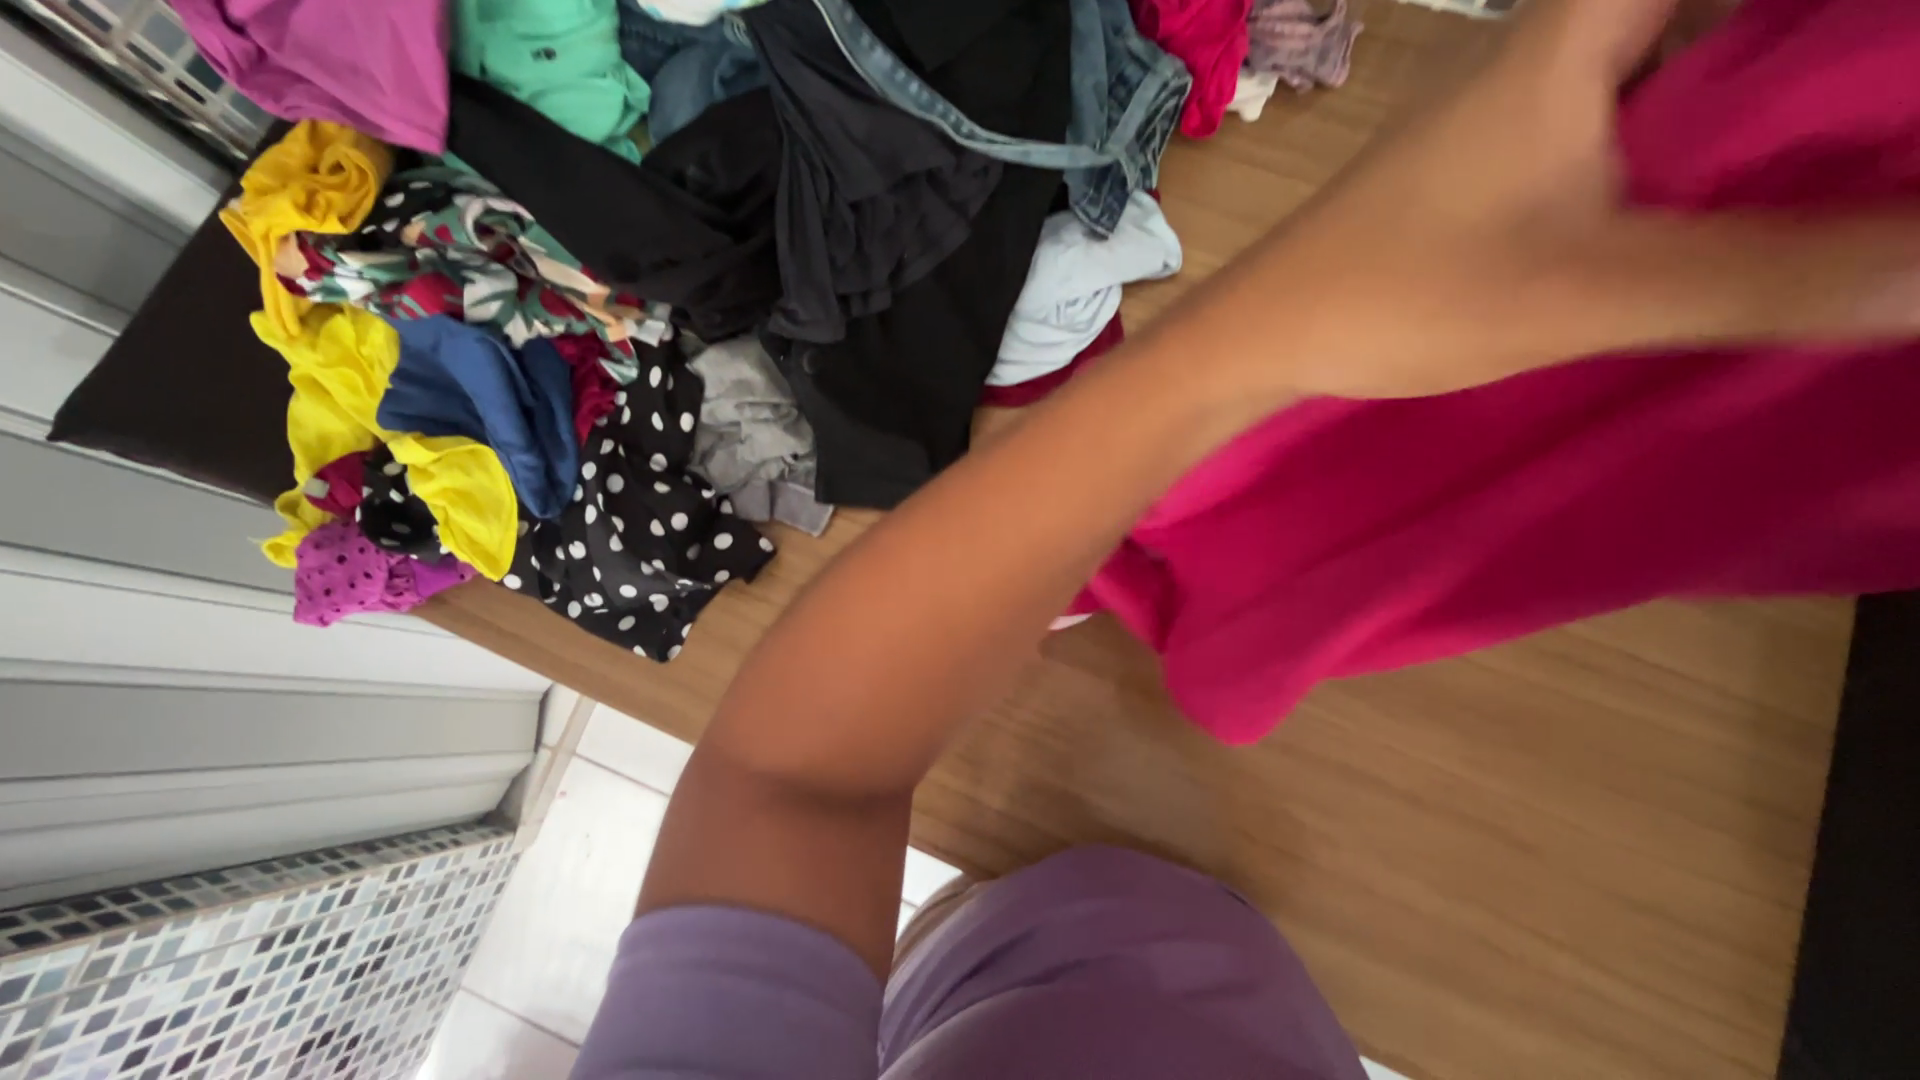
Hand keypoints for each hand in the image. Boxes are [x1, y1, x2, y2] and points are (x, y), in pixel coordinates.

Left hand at [1234, 0, 1919, 400]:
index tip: (1873, 61)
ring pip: (1680, 51)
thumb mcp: (1584, 290)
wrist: (1264, 332)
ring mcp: (1521, 100)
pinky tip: (1741, 176)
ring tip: (1856, 132)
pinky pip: (1633, 110)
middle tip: (1885, 107)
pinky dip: (1699, 127)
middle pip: (1721, 9)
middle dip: (1816, 46)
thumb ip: (1763, 274)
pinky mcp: (1498, 158)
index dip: (1822, 17)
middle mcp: (1554, 40)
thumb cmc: (1394, 299)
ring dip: (1765, 77)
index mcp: (1578, 26)